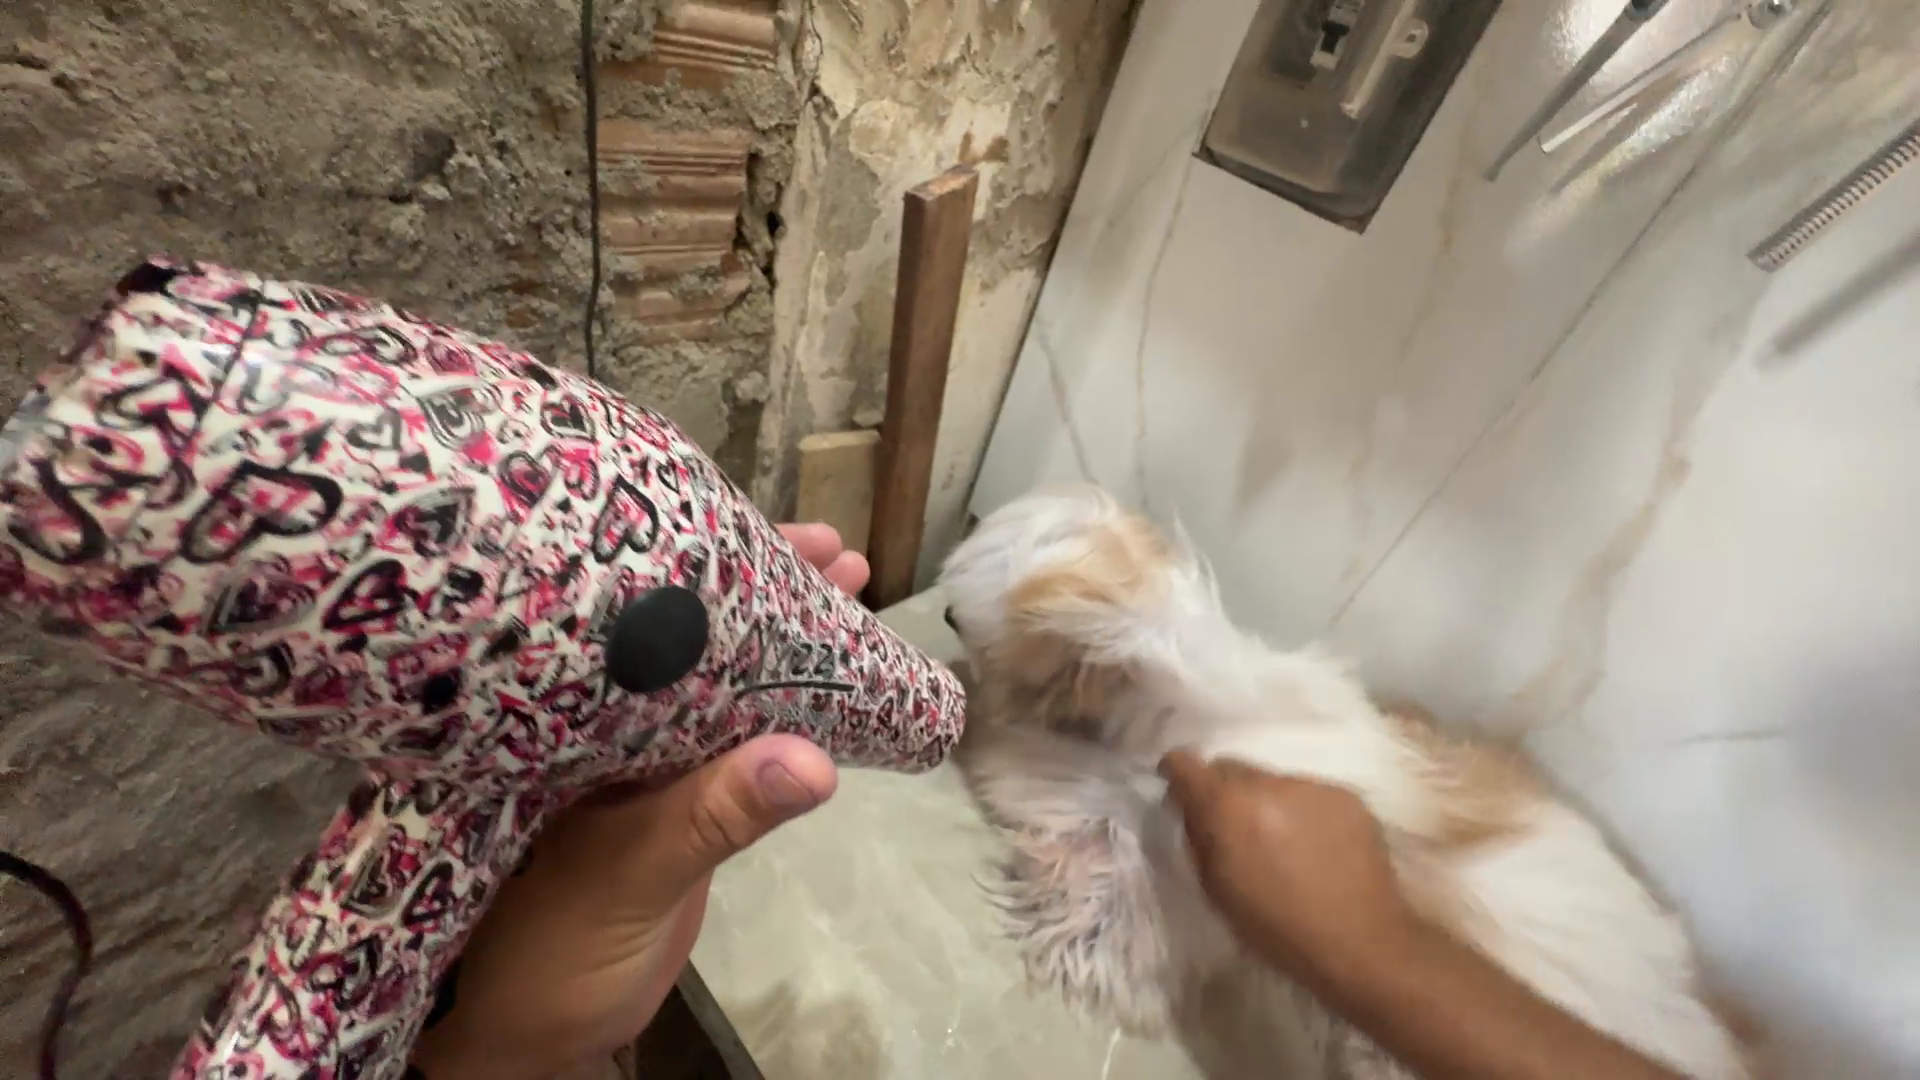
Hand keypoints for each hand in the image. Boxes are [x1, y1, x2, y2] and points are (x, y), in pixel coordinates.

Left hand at [410, 524, 868, 1079]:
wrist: (536, 1034)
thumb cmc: (551, 948)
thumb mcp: (633, 874)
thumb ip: (715, 815)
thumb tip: (815, 762)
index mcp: (591, 713)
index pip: (662, 620)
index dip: (728, 573)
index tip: (791, 539)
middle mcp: (624, 717)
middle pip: (708, 634)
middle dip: (775, 587)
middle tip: (838, 551)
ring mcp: (659, 753)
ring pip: (735, 676)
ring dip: (792, 638)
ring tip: (851, 585)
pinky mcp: (688, 794)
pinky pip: (748, 734)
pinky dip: (791, 706)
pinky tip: (830, 687)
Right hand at [1158, 751, 1419, 991]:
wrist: (1364, 947)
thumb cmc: (1276, 927)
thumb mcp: (1215, 888)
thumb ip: (1196, 835)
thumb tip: (1189, 806)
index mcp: (1227, 804)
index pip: (1184, 762)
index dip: (1177, 774)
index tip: (1179, 791)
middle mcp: (1266, 782)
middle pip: (1229, 767)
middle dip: (1224, 791)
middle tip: (1236, 826)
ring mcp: (1309, 785)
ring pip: (1270, 779)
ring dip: (1266, 800)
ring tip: (1282, 839)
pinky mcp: (1346, 795)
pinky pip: (1308, 793)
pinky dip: (1303, 811)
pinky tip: (1316, 844)